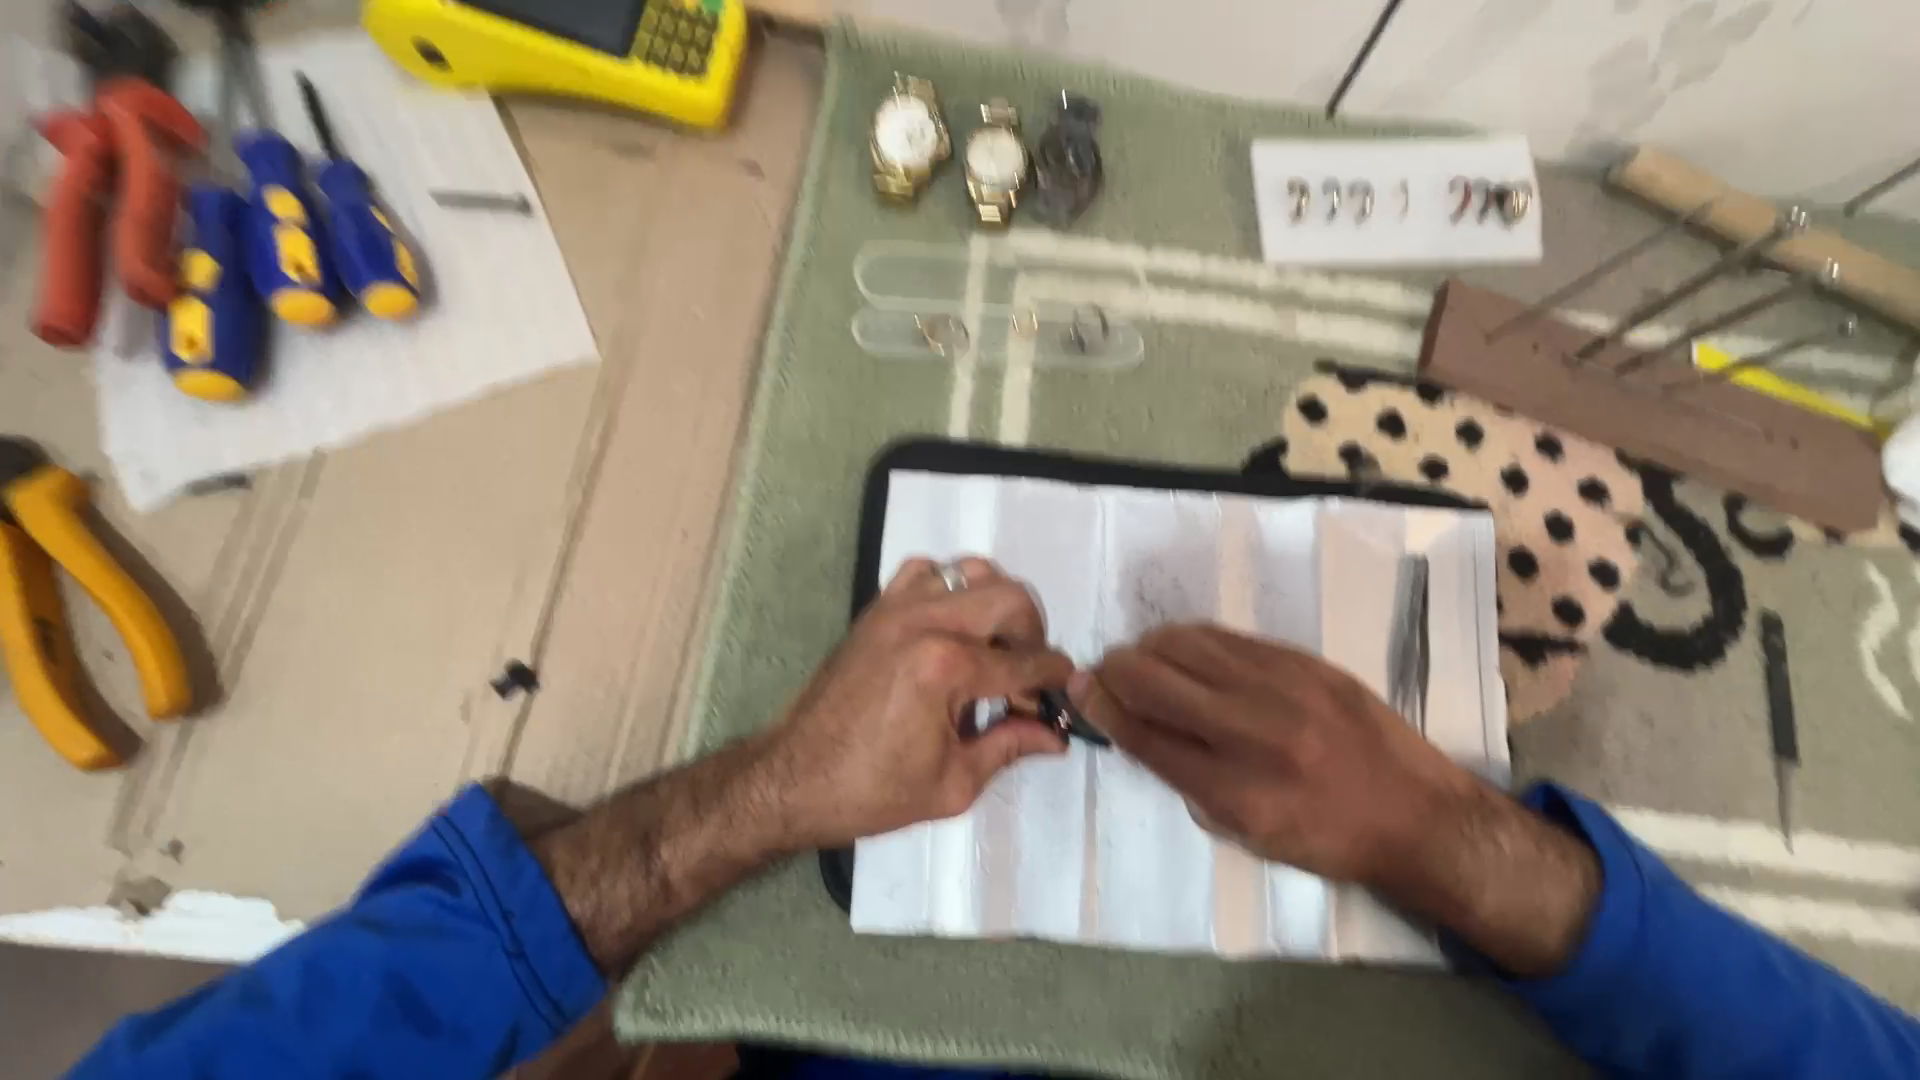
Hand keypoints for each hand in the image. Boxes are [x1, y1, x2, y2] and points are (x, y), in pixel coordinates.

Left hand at [753, 557, 1075, 850]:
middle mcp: (925, 621)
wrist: (794, 777)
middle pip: (1009, 597)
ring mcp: (897, 608)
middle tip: (1027, 673)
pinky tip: (949, 625)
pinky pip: (925, 572)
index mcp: (947, 667)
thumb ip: (1010, 747)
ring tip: (992, 646)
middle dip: (1033, 632)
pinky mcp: (876, 609)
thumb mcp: (953, 784)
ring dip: (995, 604)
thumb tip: (1055, 735)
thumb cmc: (872, 791)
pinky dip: (949, 587)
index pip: (1024, 662)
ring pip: (971, 572)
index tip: (1063, 691)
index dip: (1053, 679)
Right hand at [1070, 622, 1471, 885]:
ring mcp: (1281, 689)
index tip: (1078, 687)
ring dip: (1149, 649)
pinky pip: (1225, 636)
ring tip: (1146, 660)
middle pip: (1153, 680)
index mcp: (1236, 792)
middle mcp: (1253, 734)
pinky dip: (1191, 642)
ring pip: (1184, 645)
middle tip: (1106, 672)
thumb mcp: (1245, 834)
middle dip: (1114, 670)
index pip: (1143, 735)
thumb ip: (1186, 781)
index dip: (1101, 706)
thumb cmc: (1324, 838)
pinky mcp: (1303, 662)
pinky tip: (1186, 652)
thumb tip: (1138, 728)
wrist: (1416, 814)